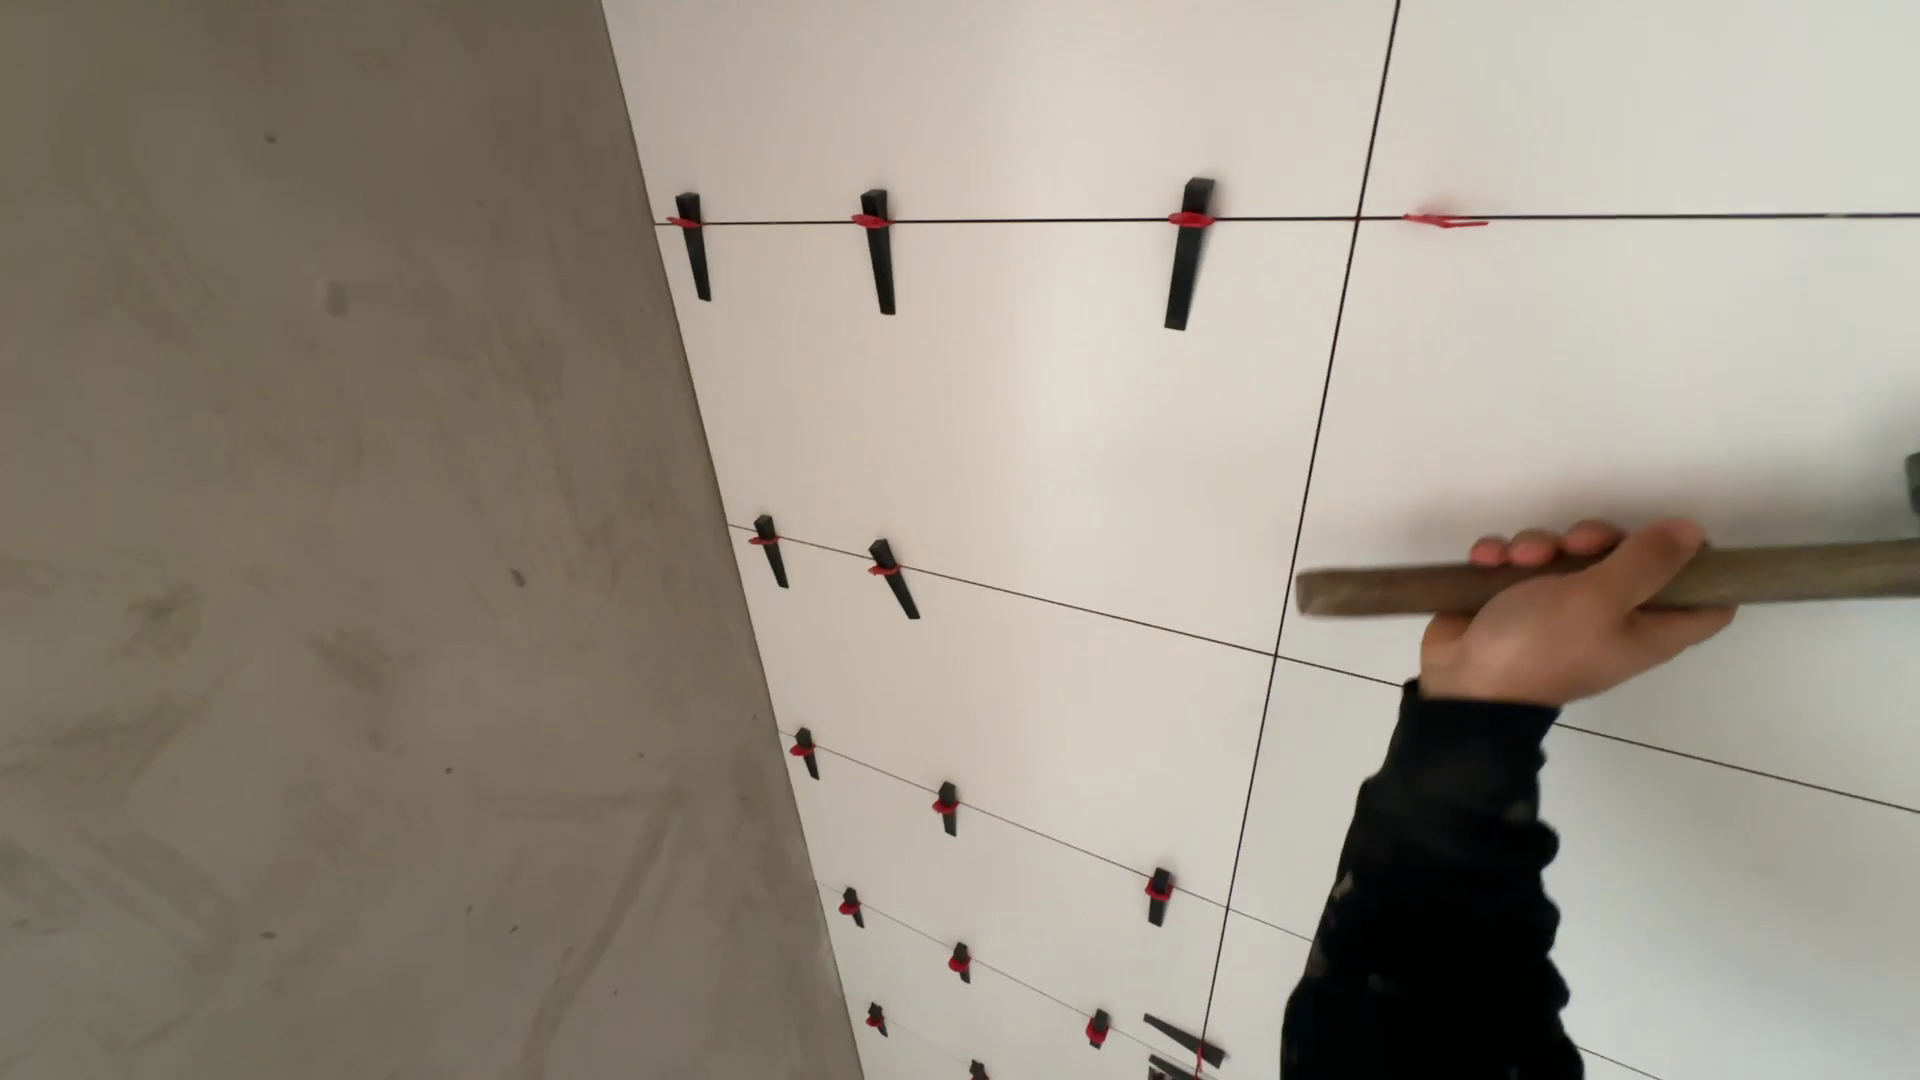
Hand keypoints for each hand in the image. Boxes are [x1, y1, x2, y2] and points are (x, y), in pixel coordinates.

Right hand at [1419, 519, 1736, 706]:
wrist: (1464, 679)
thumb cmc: (1540, 645)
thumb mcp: (1598, 600)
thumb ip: (1645, 563)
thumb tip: (1691, 531)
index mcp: (1648, 628)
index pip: (1708, 600)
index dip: (1700, 566)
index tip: (1671, 539)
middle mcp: (1607, 616)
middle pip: (1626, 561)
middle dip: (1595, 539)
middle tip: (1574, 544)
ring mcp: (1553, 607)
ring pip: (1561, 555)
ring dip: (1535, 545)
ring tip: (1513, 559)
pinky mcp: (1507, 599)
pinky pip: (1513, 564)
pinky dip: (1499, 557)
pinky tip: (1484, 562)